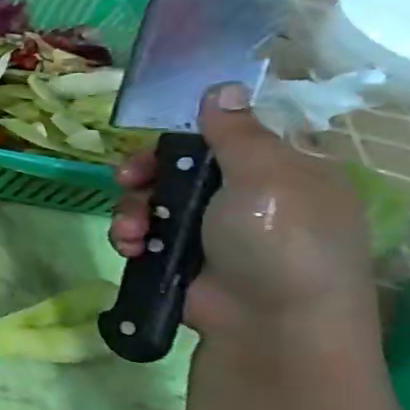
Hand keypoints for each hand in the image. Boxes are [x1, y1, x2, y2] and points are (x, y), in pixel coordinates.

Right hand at [109, 84, 373, 340]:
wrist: (269, 324)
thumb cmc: (279, 241)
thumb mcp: (264, 176)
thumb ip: (236, 132)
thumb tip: (223, 85)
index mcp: (283, 173)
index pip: (225, 139)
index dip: (185, 137)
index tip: (155, 142)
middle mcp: (249, 200)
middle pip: (179, 169)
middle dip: (145, 175)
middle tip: (127, 181)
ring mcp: (213, 233)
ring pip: (153, 202)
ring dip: (132, 210)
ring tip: (132, 231)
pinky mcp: (181, 260)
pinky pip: (145, 234)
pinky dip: (131, 237)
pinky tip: (131, 246)